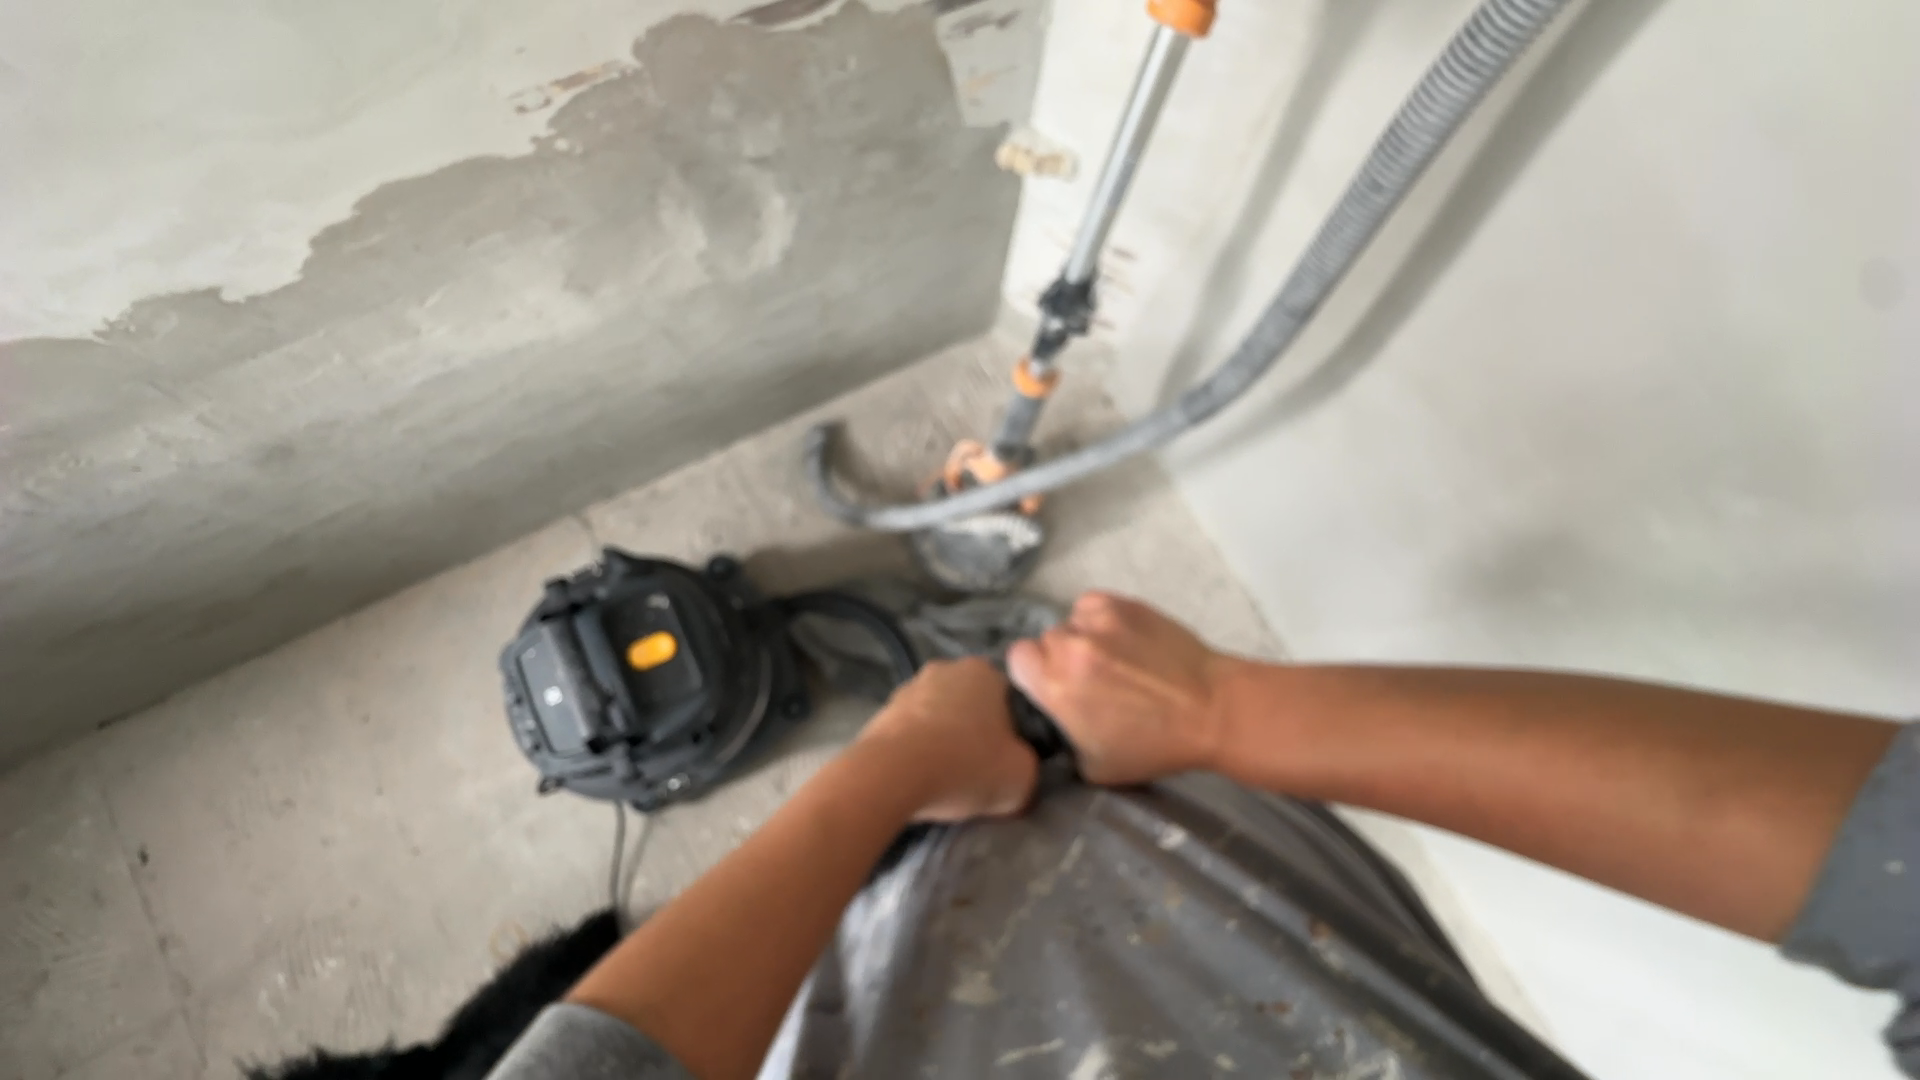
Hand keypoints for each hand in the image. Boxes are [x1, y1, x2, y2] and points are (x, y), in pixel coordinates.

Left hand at [855, 657, 1038, 821]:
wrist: (892, 774)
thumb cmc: (966, 764)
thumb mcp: (1022, 777)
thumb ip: (1028, 766)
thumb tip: (1019, 769)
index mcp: (985, 671)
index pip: (1009, 700)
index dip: (1012, 732)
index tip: (1008, 760)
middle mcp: (945, 668)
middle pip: (971, 705)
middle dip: (974, 732)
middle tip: (978, 770)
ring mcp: (907, 687)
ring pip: (937, 718)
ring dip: (941, 740)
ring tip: (943, 779)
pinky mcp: (880, 711)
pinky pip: (908, 733)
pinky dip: (914, 751)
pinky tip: (917, 777)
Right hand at [1007, 592, 1236, 784]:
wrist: (1210, 709)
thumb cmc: (1154, 745)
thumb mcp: (1093, 766)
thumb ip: (1061, 736)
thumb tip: (1053, 718)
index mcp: (1055, 686)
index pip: (1017, 659)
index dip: (1032, 672)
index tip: (1053, 684)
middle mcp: (1070, 647)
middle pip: (1045, 640)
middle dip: (1060, 657)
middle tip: (1089, 677)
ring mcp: (1098, 621)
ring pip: (1071, 622)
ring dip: (1083, 637)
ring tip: (1113, 658)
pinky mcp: (1123, 604)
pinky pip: (1094, 606)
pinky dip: (1101, 620)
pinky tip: (1122, 640)